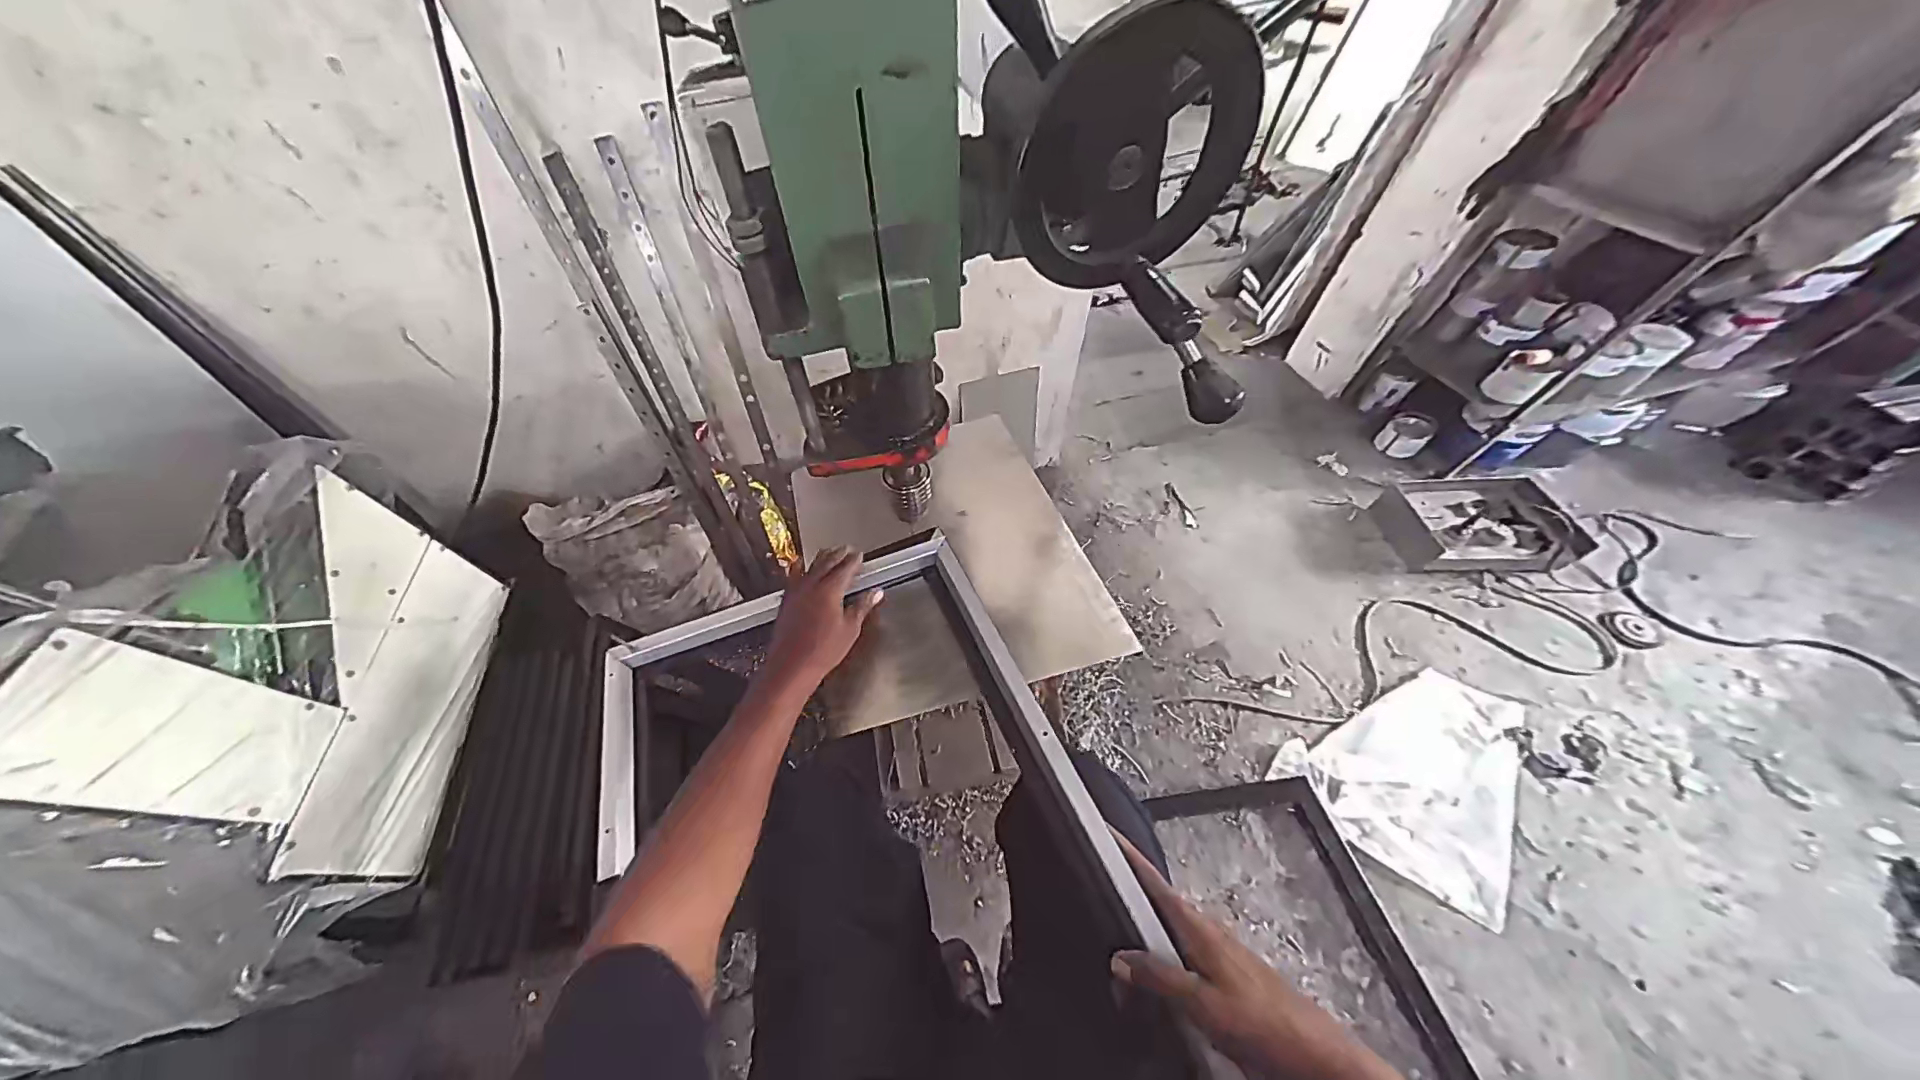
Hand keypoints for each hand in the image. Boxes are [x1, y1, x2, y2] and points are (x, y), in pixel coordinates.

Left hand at [764, 546, 885, 685]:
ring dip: (821, 558)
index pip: (845, 568)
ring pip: (810, 566)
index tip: (859, 555)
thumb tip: (875, 594)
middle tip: (846, 549)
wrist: (791, 666)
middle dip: (838, 554)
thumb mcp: (850, 629)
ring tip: (827, 553)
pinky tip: (800, 569)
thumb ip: (862, 606)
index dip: (854, 560)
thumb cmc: (821, 651)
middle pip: (826, 562)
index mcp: (830, 590)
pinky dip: (801, 568)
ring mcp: (796, 592)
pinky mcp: (786, 601)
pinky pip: (794, 576)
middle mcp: (811, 586)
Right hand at [1110, 834, 1402, 1079]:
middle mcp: (1206, 932)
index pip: (1152, 880)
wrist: (1314, 1053)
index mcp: (1198, 929)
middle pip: (1154, 904)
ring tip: (1126, 970)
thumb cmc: (1267, 1025)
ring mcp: (1214, 951)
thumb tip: (1121, 960)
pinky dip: (1161, 966)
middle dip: (1127, 906)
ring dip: (1144, 944)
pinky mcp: (1221, 973)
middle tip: (1106, 922)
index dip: (1127, 854)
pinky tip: (1158, 991)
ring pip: (1166, 934)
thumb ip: (1159, 977)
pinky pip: (1179, 957)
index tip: (1106, 833)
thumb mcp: (1202, 1004)